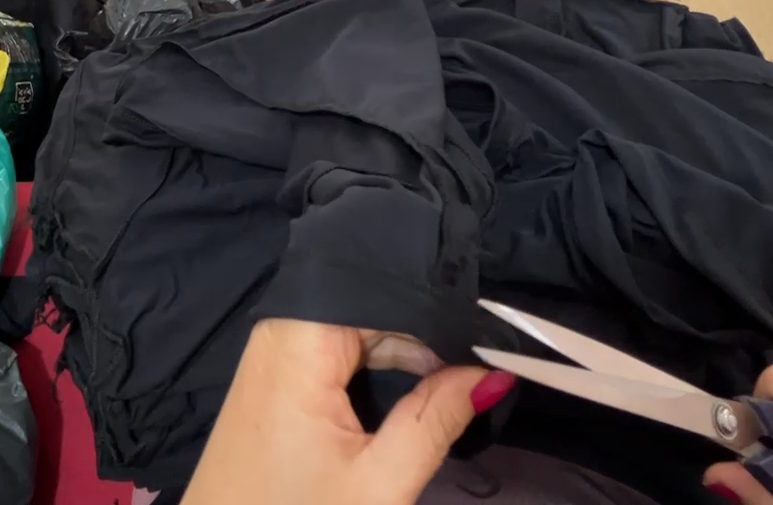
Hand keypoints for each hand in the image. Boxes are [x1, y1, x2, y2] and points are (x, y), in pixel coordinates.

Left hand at [183, 318, 515, 504]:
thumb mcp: (376, 484)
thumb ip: (436, 419)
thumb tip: (494, 370)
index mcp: (301, 332)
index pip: (384, 288)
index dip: (439, 302)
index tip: (492, 319)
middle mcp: (284, 322)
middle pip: (372, 301)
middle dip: (427, 324)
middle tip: (489, 348)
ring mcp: (278, 343)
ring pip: (358, 322)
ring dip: (406, 345)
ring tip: (465, 364)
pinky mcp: (279, 367)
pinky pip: (339, 344)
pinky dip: (377, 359)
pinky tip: (419, 378)